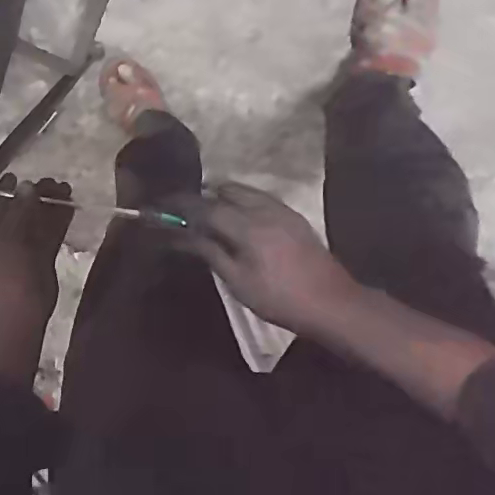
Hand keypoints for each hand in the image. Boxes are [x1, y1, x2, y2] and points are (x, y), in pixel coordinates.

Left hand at [0, 176, 73, 382]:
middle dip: (35, 195)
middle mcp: (2, 237)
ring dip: (50, 205)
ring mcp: (23, 249)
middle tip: (53, 182)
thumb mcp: (6, 237)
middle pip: (19, 210)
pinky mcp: (42, 261)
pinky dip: (59, 220)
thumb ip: (18, 211)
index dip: (8, 189)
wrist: (14, 316)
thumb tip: (27, 185)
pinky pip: (50, 235)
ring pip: (36, 221)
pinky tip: (69, 207)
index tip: (21, 175)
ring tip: (66, 189)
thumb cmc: (3, 274)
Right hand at [169, 181, 357, 333]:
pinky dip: (242, 202)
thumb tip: (179, 235)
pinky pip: (260, 198)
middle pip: (225, 190)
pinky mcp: (293, 217)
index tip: (160, 206)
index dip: (180, 204)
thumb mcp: (237, 280)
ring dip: (222, 198)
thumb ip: (208, 251)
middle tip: (184, 213)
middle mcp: (264, 209)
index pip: (205, 206)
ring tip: (208, 216)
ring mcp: (282, 210)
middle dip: (202, 197)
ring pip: (244, 191)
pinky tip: (237, 221)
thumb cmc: (279, 298)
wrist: (333, 304)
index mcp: (247, 226)